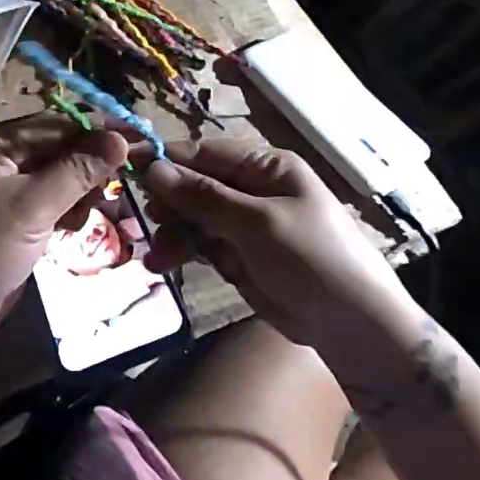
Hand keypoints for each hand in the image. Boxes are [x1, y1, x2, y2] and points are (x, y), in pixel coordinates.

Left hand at [0, 116, 128, 377]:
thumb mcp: (32, 207)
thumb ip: (78, 171)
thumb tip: (119, 138)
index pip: (58, 125)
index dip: (99, 131)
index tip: (140, 137)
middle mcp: (1, 159)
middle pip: (62, 150)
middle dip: (91, 167)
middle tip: (115, 187)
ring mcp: (9, 190)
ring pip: (63, 178)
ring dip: (82, 193)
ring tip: (86, 214)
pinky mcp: (18, 218)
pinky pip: (55, 202)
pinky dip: (70, 211)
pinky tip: (72, 228)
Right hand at [137, 141, 418, 362]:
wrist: (352, 325)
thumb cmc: (312, 259)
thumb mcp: (257, 223)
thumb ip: (203, 197)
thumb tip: (153, 168)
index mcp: (266, 168)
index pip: (206, 154)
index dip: (167, 160)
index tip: (127, 167)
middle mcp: (252, 189)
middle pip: (195, 185)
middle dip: (168, 202)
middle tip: (143, 220)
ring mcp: (244, 224)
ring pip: (193, 217)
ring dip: (171, 233)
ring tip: (157, 256)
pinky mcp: (238, 255)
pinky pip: (200, 244)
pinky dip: (181, 252)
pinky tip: (162, 264)